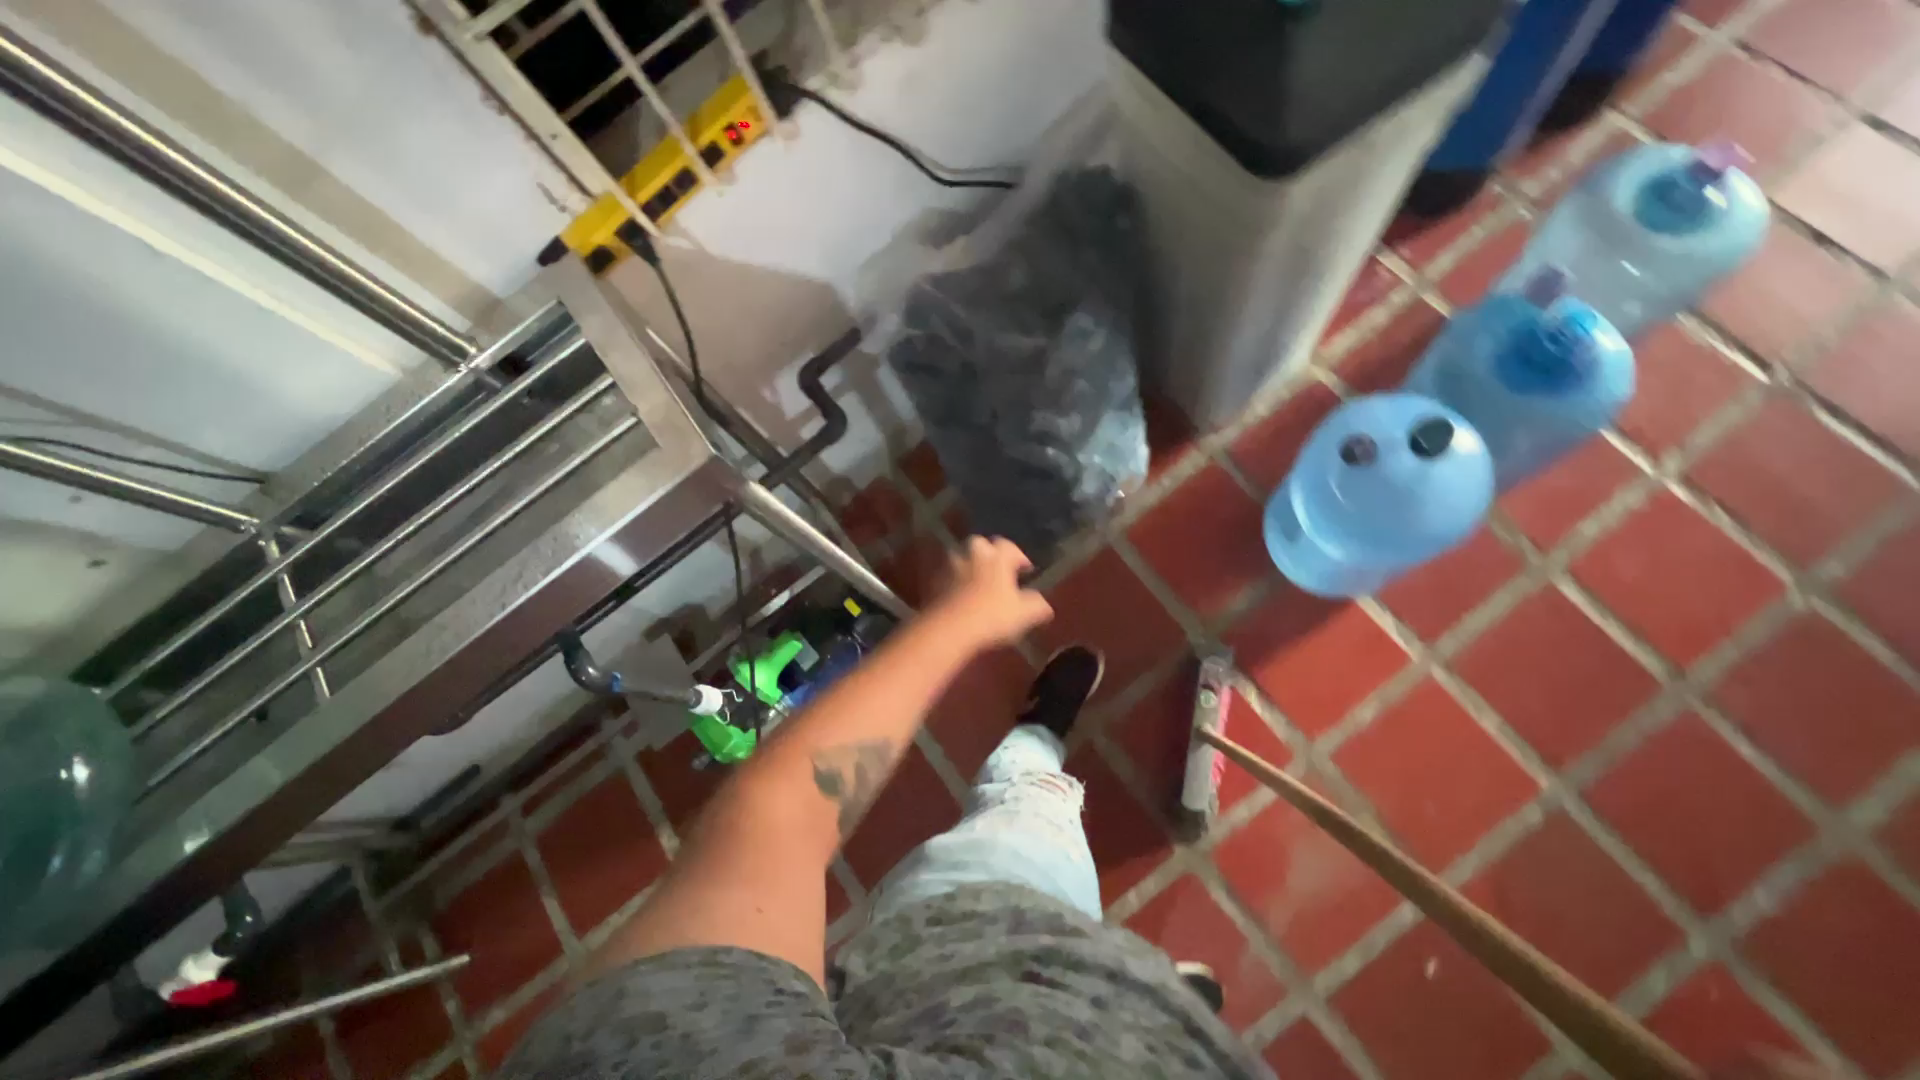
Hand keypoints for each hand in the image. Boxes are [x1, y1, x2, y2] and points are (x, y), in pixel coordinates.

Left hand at [927, 536, 1053, 648]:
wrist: (950, 627)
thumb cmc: (992, 616)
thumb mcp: (1023, 614)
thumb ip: (1036, 605)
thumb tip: (1045, 605)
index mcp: (997, 558)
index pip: (1008, 546)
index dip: (1018, 556)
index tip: (1025, 568)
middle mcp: (973, 556)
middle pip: (980, 544)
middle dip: (988, 554)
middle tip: (996, 570)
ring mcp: (950, 568)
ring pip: (959, 558)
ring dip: (968, 566)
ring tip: (975, 583)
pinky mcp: (934, 583)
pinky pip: (945, 578)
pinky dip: (952, 583)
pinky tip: (959, 597)